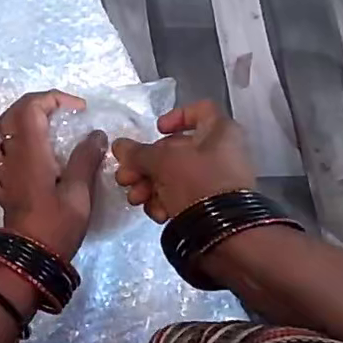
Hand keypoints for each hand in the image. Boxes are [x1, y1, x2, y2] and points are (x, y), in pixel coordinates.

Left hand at [0, 90, 108, 261]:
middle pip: (12, 115)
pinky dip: (13, 147)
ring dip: (20, 124)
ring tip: (44, 130)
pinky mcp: (2, 188)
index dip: (53, 99)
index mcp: (29, 153)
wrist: (29, 259)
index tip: (78, 110)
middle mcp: (10, 158)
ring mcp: (2, 174)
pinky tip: (28, 157)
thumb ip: (86, 158)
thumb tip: (95, 135)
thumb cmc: (56, 225)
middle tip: (61, 113)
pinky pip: (0, 157)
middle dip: (36, 105)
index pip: (30, 107)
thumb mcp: (79, 192)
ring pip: (1, 135)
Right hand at [112, 99, 256, 222]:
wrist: (224, 231)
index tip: (155, 130)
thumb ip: (138, 153)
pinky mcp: (208, 205)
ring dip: (149, 187)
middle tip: (125, 177)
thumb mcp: (163, 164)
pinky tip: (158, 213)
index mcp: (219, 132)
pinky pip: (182, 196)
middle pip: (175, 150)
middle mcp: (219, 153)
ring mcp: (214, 180)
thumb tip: (118, 145)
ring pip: (173, 176)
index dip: (175, 116)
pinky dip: (166, 203)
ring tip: (136, 199)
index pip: (200, 110)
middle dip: (145, 165)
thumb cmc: (198, 183)